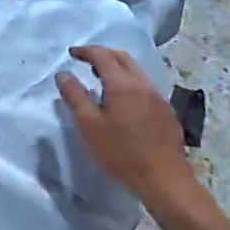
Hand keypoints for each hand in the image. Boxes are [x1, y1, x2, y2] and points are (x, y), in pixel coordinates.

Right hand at [56, 46, 192, 204]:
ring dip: (118, 68)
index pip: (102, 55)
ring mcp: (158, 96)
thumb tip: (63, 74)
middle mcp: (143, 83)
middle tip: (87, 62)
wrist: (164, 178)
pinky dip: (130, 83)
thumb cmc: (121, 153)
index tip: (72, 53)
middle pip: (122, 57)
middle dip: (103, 55)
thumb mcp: (89, 126)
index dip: (85, 51)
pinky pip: (145, 86)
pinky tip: (125, 102)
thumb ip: (74, 96)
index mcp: (123, 83)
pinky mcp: (166, 111)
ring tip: (103, 81)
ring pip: (136, 71)